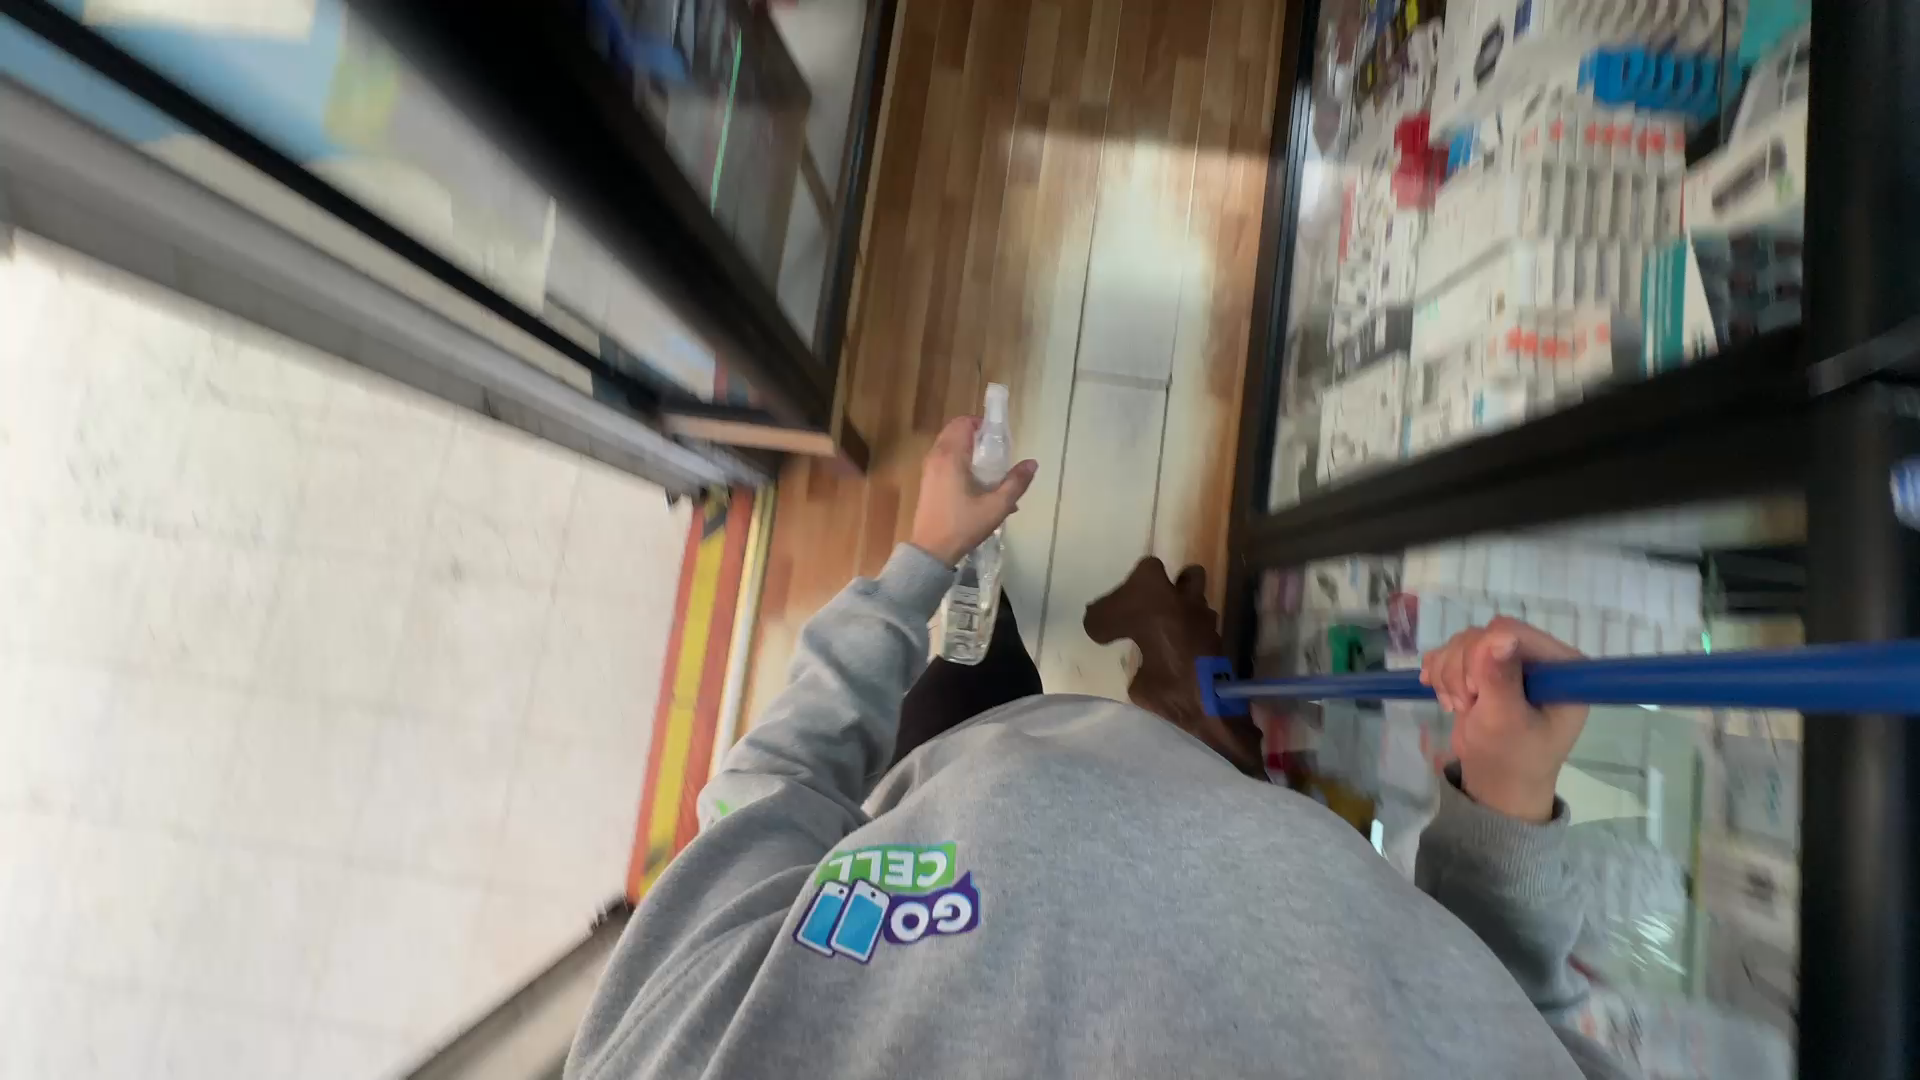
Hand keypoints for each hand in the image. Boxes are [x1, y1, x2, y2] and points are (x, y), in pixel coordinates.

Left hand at [908, 415, 1037, 566]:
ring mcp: (928, 470)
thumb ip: (1016, 483)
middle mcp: (936, 457)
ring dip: (968, 450)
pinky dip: (959, 462)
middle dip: (977, 437)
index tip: (999, 439)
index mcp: (950, 456)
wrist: (931, 550)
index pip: (963, 423)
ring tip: (988, 471)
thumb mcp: (996, 506)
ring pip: (949, 447)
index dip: (982, 424)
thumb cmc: (963, 525)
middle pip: (955, 432)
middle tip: (996, 454)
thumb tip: (1032, 463)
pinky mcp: (927, 483)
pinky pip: (944, 460)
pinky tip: (975, 486)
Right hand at [1419, 616, 1586, 822]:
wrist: (1495, 780)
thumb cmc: (1512, 756)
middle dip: (1460, 670)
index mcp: (1560, 666)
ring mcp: (1506, 662)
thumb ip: (1500, 678)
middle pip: (1480, 636)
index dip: (1482, 656)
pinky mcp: (1481, 669)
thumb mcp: (1505, 720)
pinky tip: (1443, 695)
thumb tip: (1499, 636)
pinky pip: (1447, 652)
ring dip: (1447, 674)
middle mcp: (1536, 657)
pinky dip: (1437, 672)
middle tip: (1466, 704)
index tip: (1476, 692)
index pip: (1511, 632)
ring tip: (1457, 705)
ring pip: (1460, 643)